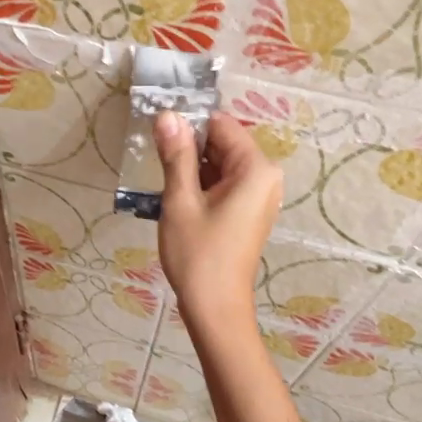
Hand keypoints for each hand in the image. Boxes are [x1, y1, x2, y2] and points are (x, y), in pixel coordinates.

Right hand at [153, 110, 283, 332]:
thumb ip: (175, 155)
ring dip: (192, 170)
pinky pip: (224, 186)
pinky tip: (179, 201)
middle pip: (223, 144)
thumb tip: (167, 115)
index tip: (158, 135)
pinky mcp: (249, 213)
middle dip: (190, 148)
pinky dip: (201, 187)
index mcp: (255, 169)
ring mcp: (259, 197)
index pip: (221, 125)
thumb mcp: (180, 201)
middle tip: (156, 162)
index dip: (189, 126)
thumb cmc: (197, 254)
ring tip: (165, 186)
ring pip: (221, 166)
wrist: (214, 306)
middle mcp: (265, 177)